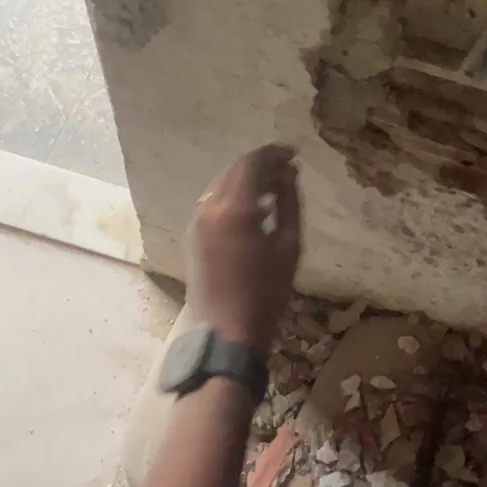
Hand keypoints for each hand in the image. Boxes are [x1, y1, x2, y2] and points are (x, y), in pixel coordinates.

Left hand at [186, 144, 303, 348]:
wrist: (229, 332)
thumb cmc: (267, 292)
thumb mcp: (289, 245)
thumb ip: (289, 203)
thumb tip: (289, 175)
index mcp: (235, 209)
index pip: (252, 163)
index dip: (274, 153)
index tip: (294, 154)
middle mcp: (209, 208)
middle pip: (234, 170)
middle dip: (261, 165)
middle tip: (287, 170)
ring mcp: (196, 222)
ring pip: (221, 185)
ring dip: (246, 180)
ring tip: (274, 189)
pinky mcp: (192, 236)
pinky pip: (213, 203)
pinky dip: (234, 196)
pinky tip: (254, 209)